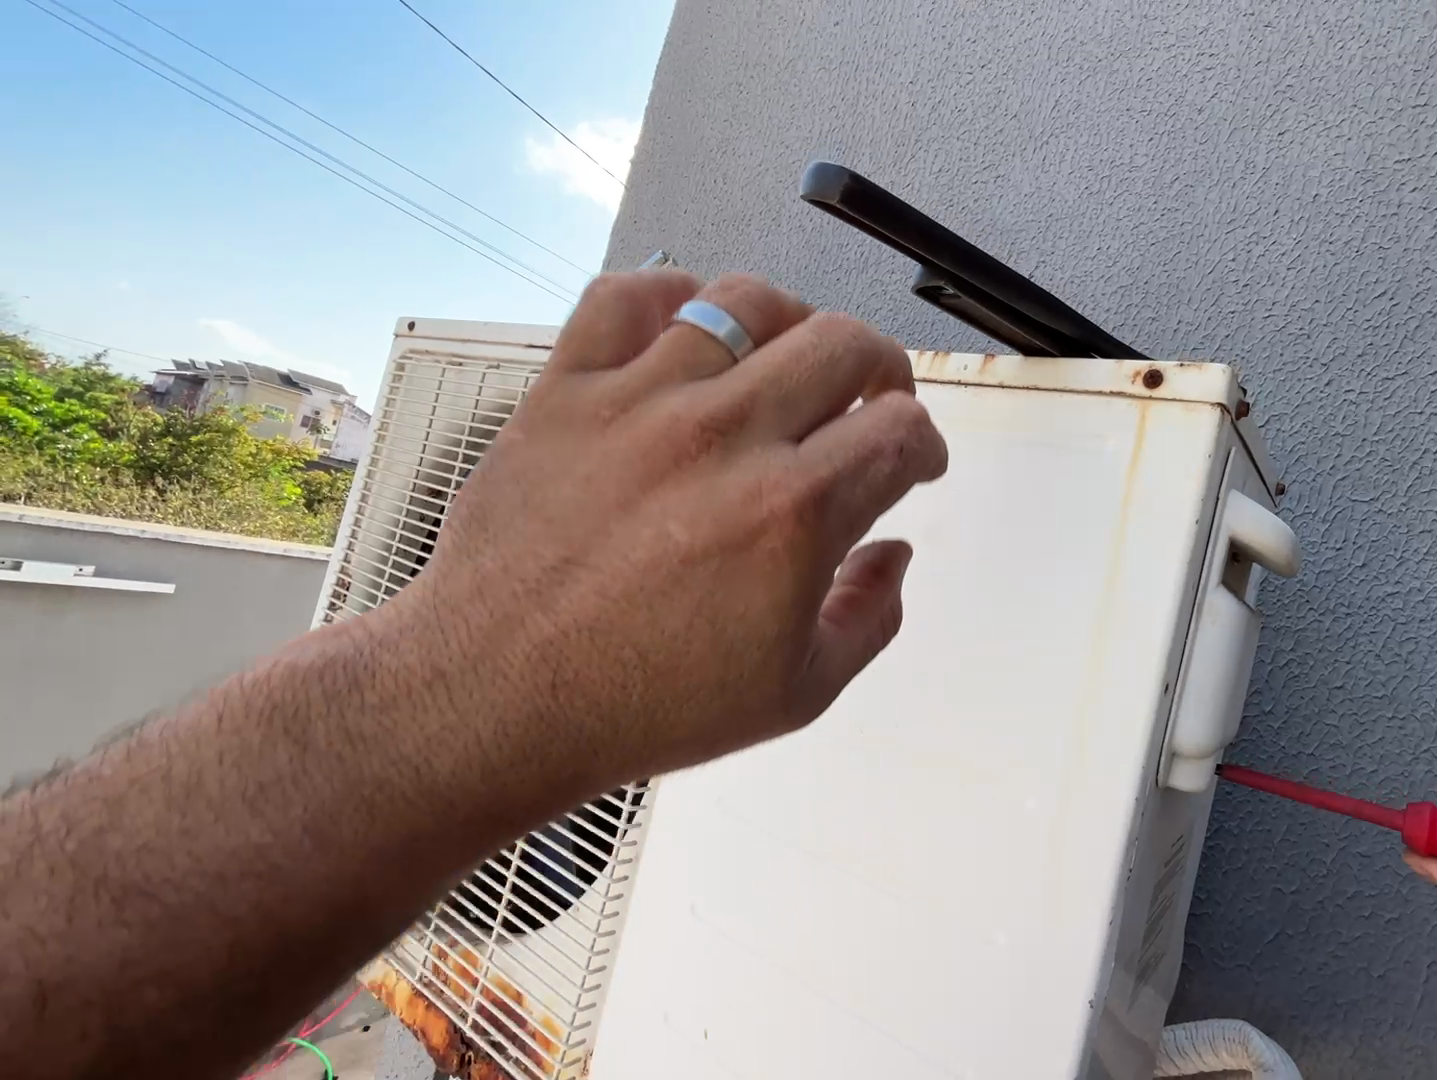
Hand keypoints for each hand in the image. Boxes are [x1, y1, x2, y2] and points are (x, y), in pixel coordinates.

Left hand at [375, 271, 947, 805]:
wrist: (498, 699)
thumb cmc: (649, 703)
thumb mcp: (800, 692)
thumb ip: (872, 617)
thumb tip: (896, 553)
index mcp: (795, 513)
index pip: (900, 430)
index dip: (926, 444)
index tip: (915, 461)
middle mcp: (727, 438)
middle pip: (846, 345)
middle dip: (885, 370)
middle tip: (875, 400)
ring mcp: (642, 405)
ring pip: (749, 302)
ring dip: (797, 324)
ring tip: (793, 360)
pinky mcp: (568, 393)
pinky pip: (627, 297)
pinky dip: (674, 297)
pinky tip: (692, 333)